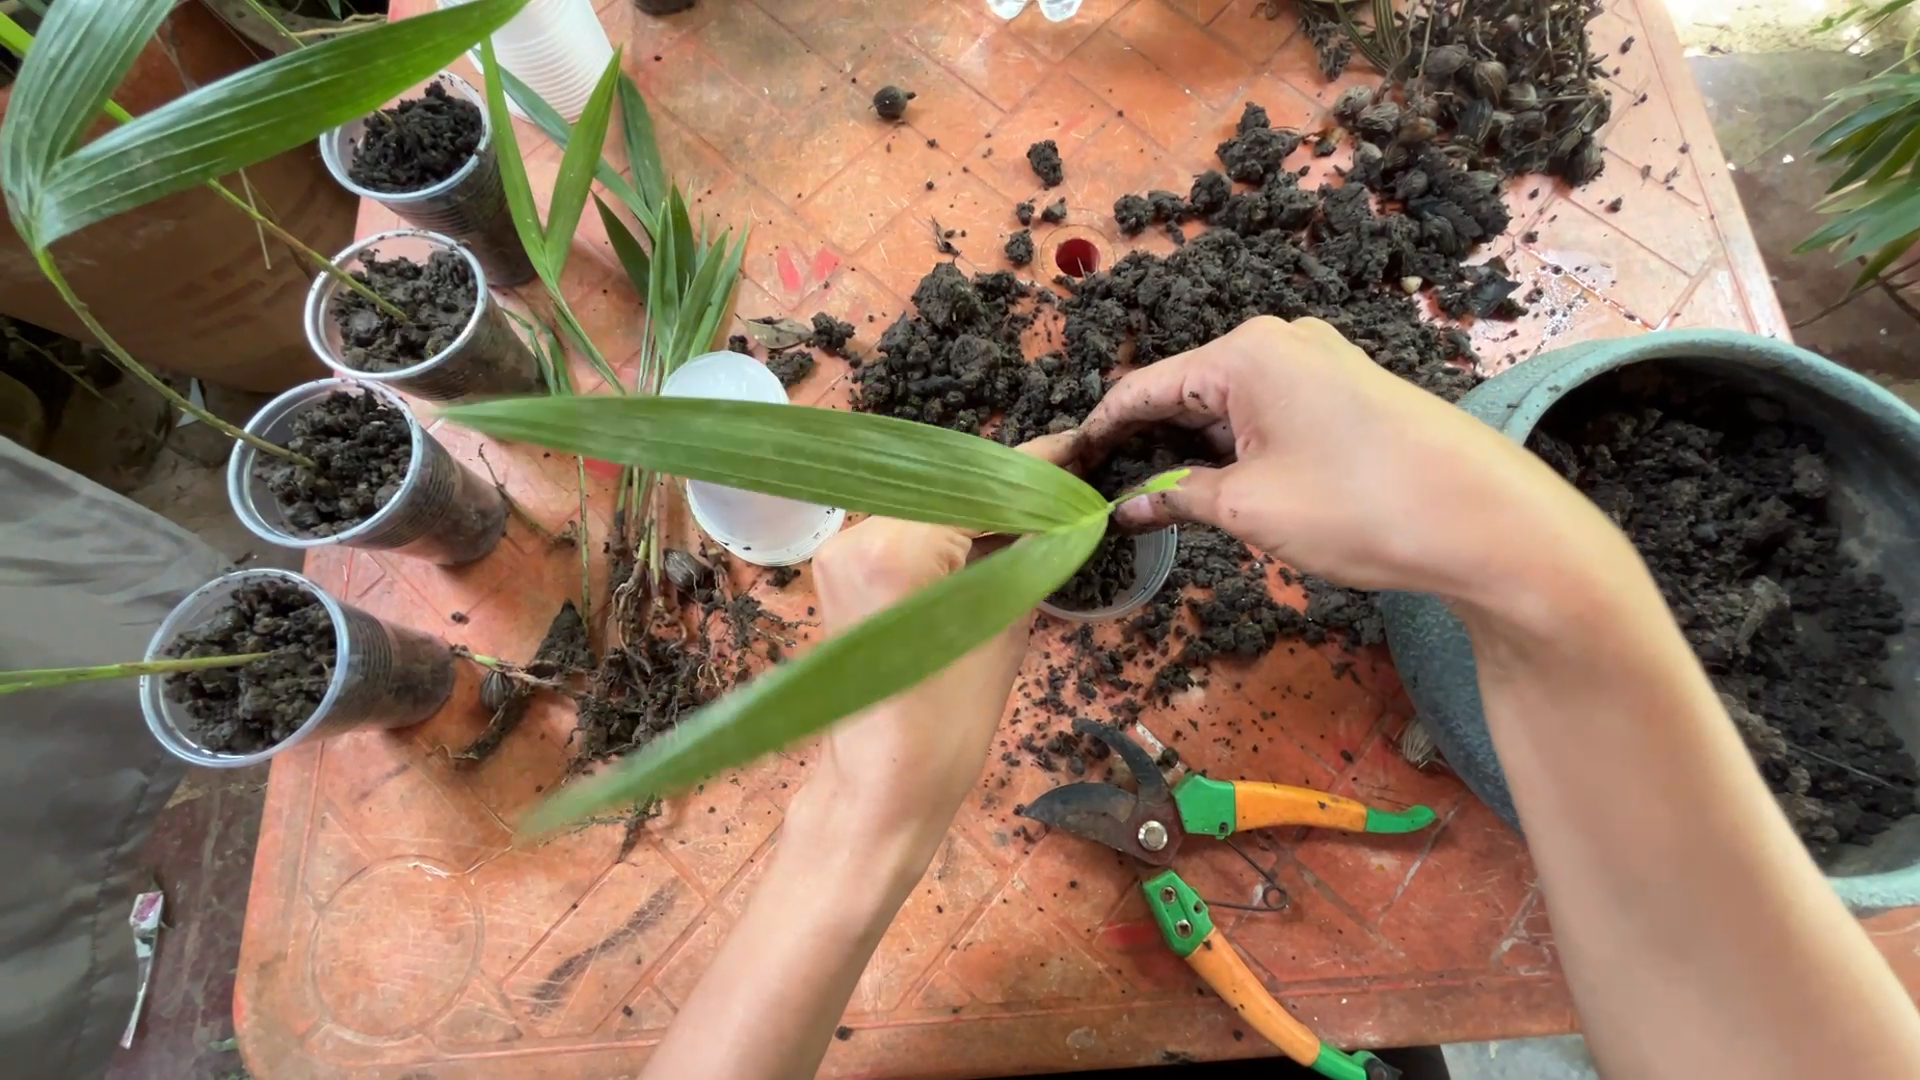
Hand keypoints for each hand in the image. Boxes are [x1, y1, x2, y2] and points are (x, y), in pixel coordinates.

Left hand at [798, 432, 1078, 850]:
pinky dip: (944, 530)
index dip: (1032, 472)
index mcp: (895, 551)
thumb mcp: (1003, 630)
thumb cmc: (949, 729)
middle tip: (1060, 491)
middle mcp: (855, 535)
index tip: (1075, 448)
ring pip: (924, 506)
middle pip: (947, 491)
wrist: (882, 784)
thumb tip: (1053, 510)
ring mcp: (839, 549)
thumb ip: (1025, 556)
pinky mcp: (839, 566)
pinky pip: (903, 530)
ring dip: (975, 508)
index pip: (977, 491)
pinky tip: (984, 538)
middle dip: (1006, 489)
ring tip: (1030, 515)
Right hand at [1078, 315, 1614, 601]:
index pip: (1144, 386)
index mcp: (1245, 352)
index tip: (1070, 461)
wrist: (1490, 523)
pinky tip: (1212, 480)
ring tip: (1152, 492)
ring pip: (1224, 403)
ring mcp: (1315, 363)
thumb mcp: (1247, 506)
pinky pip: (1262, 411)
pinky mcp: (1341, 391)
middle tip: (1105, 485)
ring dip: (1188, 447)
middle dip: (1143, 439)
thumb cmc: (1356, 504)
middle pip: (1183, 388)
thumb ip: (1176, 497)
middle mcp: (1277, 342)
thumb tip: (1127, 508)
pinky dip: (1229, 445)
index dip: (1102, 427)